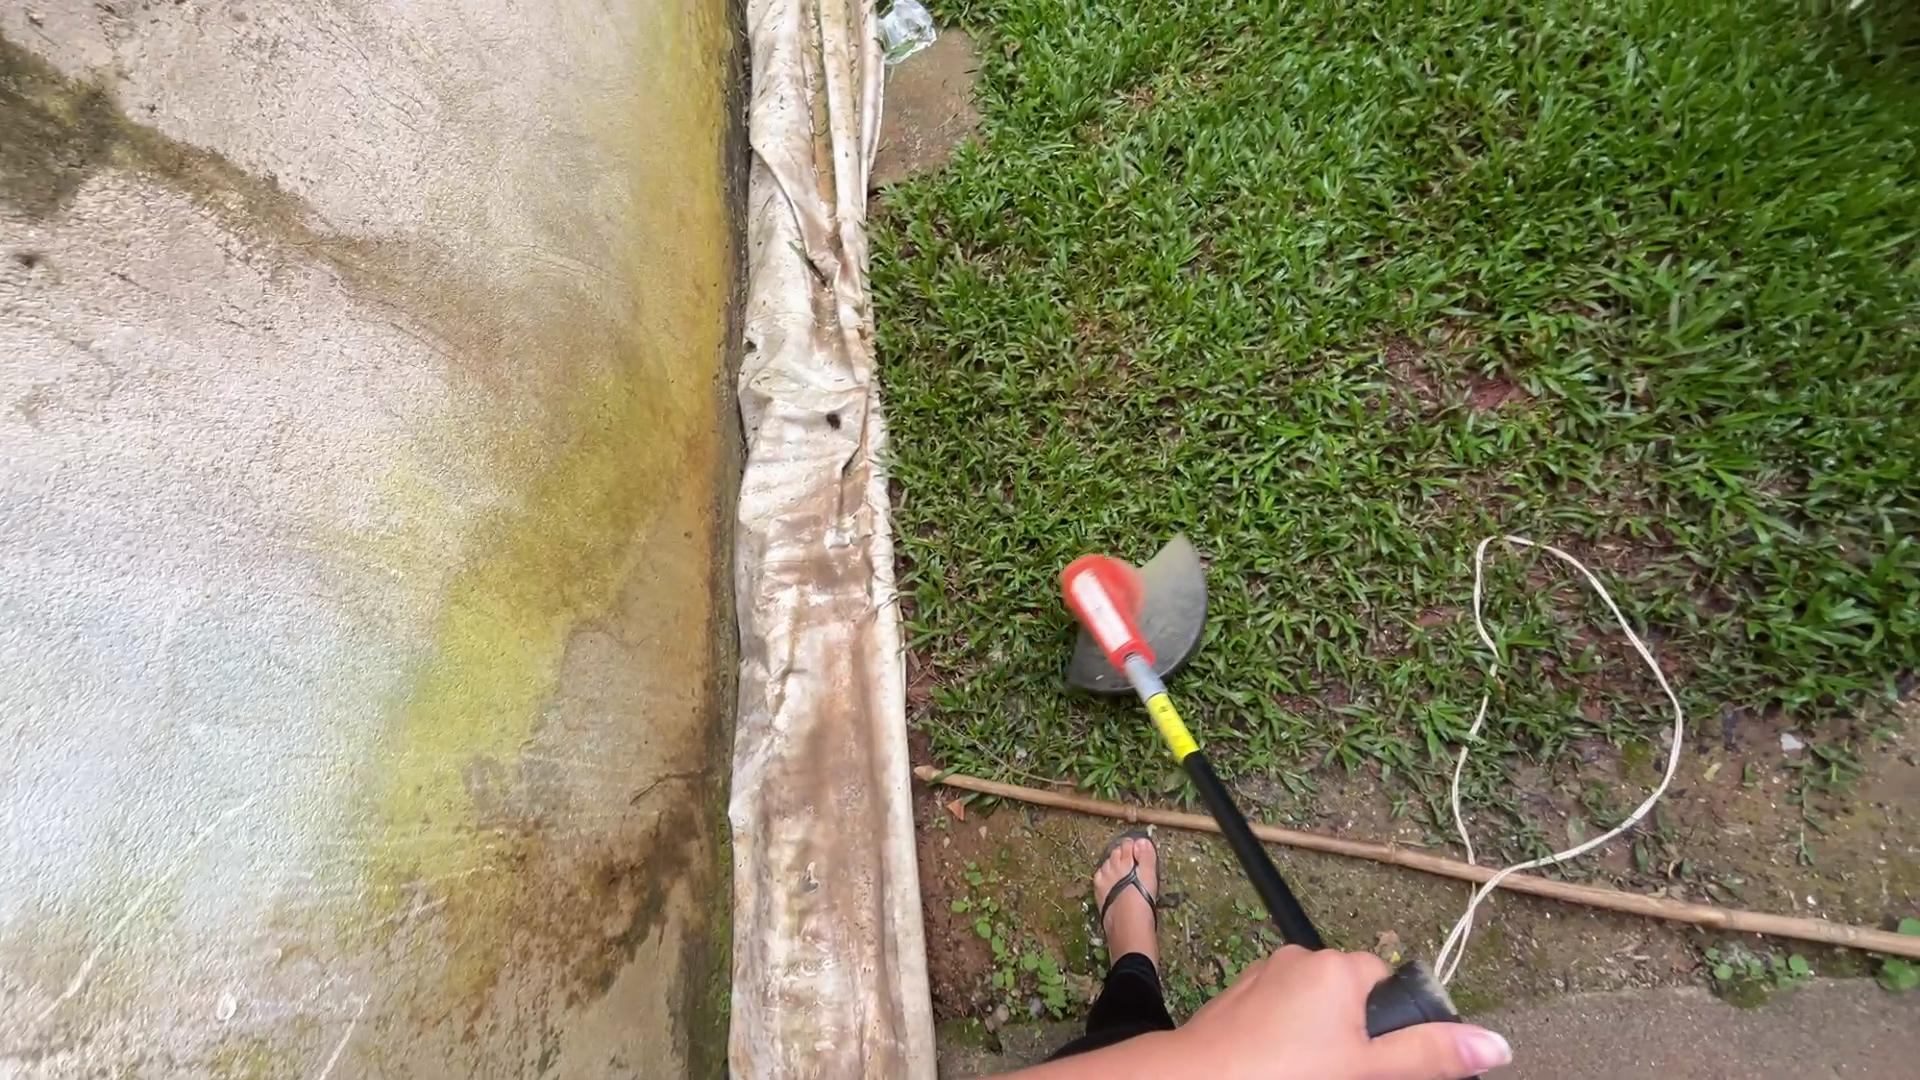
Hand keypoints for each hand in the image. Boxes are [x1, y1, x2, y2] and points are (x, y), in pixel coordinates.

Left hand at [1175, 946, 1509, 1079]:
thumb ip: (1430, 1054)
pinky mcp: (1244, 992)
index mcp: (1334, 966)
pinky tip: (1291, 1067)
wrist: (1206, 1077)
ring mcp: (1267, 972)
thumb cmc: (1289, 1072)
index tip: (1396, 1061)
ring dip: (1330, 1037)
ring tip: (1322, 1073)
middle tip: (1358, 1073)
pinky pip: (1285, 1011)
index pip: (1386, 978)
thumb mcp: (1372, 1070)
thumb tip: (1495, 1042)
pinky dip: (1296, 1036)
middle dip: (1364, 1033)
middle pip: (1352, 992)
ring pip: (1317, 1005)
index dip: (1398, 1021)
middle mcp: (1299, 957)